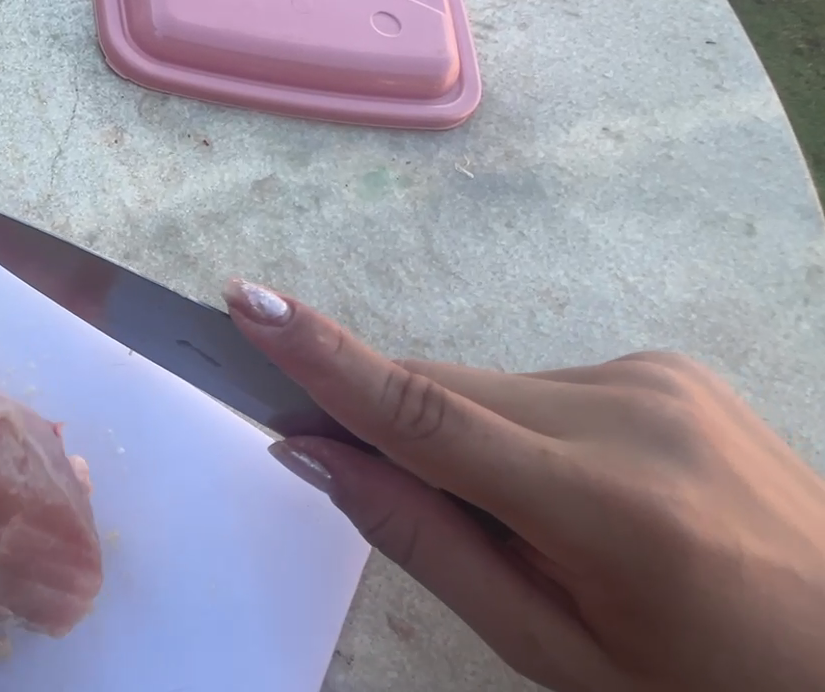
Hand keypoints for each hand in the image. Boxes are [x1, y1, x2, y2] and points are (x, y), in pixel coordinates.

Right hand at [224, 279, 824, 691]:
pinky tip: (583, 485)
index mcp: (610, 510)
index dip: (323, 356)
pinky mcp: (667, 364)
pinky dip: (512, 425)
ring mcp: (656, 377)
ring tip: (534, 516)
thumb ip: (421, 541)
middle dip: (390, 430)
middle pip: (434, 392)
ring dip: (458, 434)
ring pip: (474, 386)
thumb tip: (310, 448)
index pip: (421, 413)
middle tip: (399, 497)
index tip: (246, 301)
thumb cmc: (707, 684)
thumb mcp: (555, 651)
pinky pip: (527, 383)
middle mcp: (631, 416)